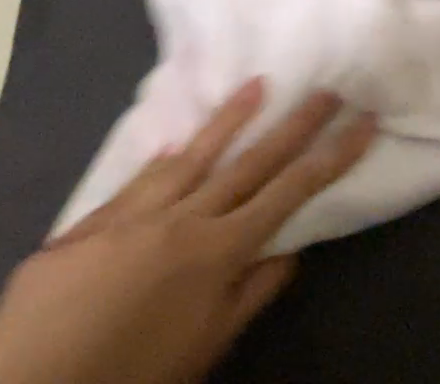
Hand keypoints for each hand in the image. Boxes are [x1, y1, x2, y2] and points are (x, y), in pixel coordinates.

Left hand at [0, 79, 377, 383]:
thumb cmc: (132, 379)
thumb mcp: (207, 346)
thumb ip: (250, 292)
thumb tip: (286, 250)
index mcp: (217, 252)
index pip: (292, 190)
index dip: (334, 153)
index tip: (364, 121)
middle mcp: (178, 223)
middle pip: (250, 162)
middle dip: (296, 124)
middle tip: (327, 90)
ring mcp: (124, 221)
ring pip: (188, 159)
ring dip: (228, 121)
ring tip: (257, 85)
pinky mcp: (75, 234)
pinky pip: (130, 190)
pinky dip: (160, 166)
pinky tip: (173, 148)